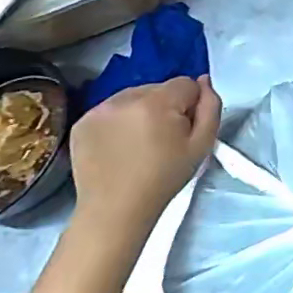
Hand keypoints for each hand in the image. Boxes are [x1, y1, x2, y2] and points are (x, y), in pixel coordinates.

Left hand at [68, 76, 220, 235]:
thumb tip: (204, 81)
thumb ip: (211, 108)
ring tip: (138, 145)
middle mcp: (125, 97)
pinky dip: (116, 123)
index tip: (181, 133)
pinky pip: (109, 110)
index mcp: (157, 102)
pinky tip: (117, 148)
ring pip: (132, 97)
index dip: (189, 108)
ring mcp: (99, 108)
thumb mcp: (201, 147)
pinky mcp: (82, 121)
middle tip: (161, 141)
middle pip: (157, 89)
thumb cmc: (163, 181)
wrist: (115, 212)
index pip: (185, 84)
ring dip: (139, 113)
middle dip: (163, 108)